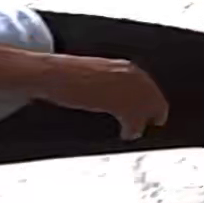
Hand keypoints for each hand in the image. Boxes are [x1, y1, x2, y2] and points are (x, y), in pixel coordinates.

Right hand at [36, 56, 168, 139]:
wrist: (49, 73)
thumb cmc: (63, 73)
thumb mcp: (97, 73)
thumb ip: (112, 81)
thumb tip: (119, 96)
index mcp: (127, 68)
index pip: (149, 86)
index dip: (151, 99)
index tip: (153, 108)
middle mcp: (134, 77)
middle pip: (154, 98)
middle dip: (154, 111)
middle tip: (154, 122)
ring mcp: (129, 90)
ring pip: (148, 110)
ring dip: (142, 123)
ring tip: (135, 132)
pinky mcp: (120, 104)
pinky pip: (135, 121)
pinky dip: (133, 130)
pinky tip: (128, 135)